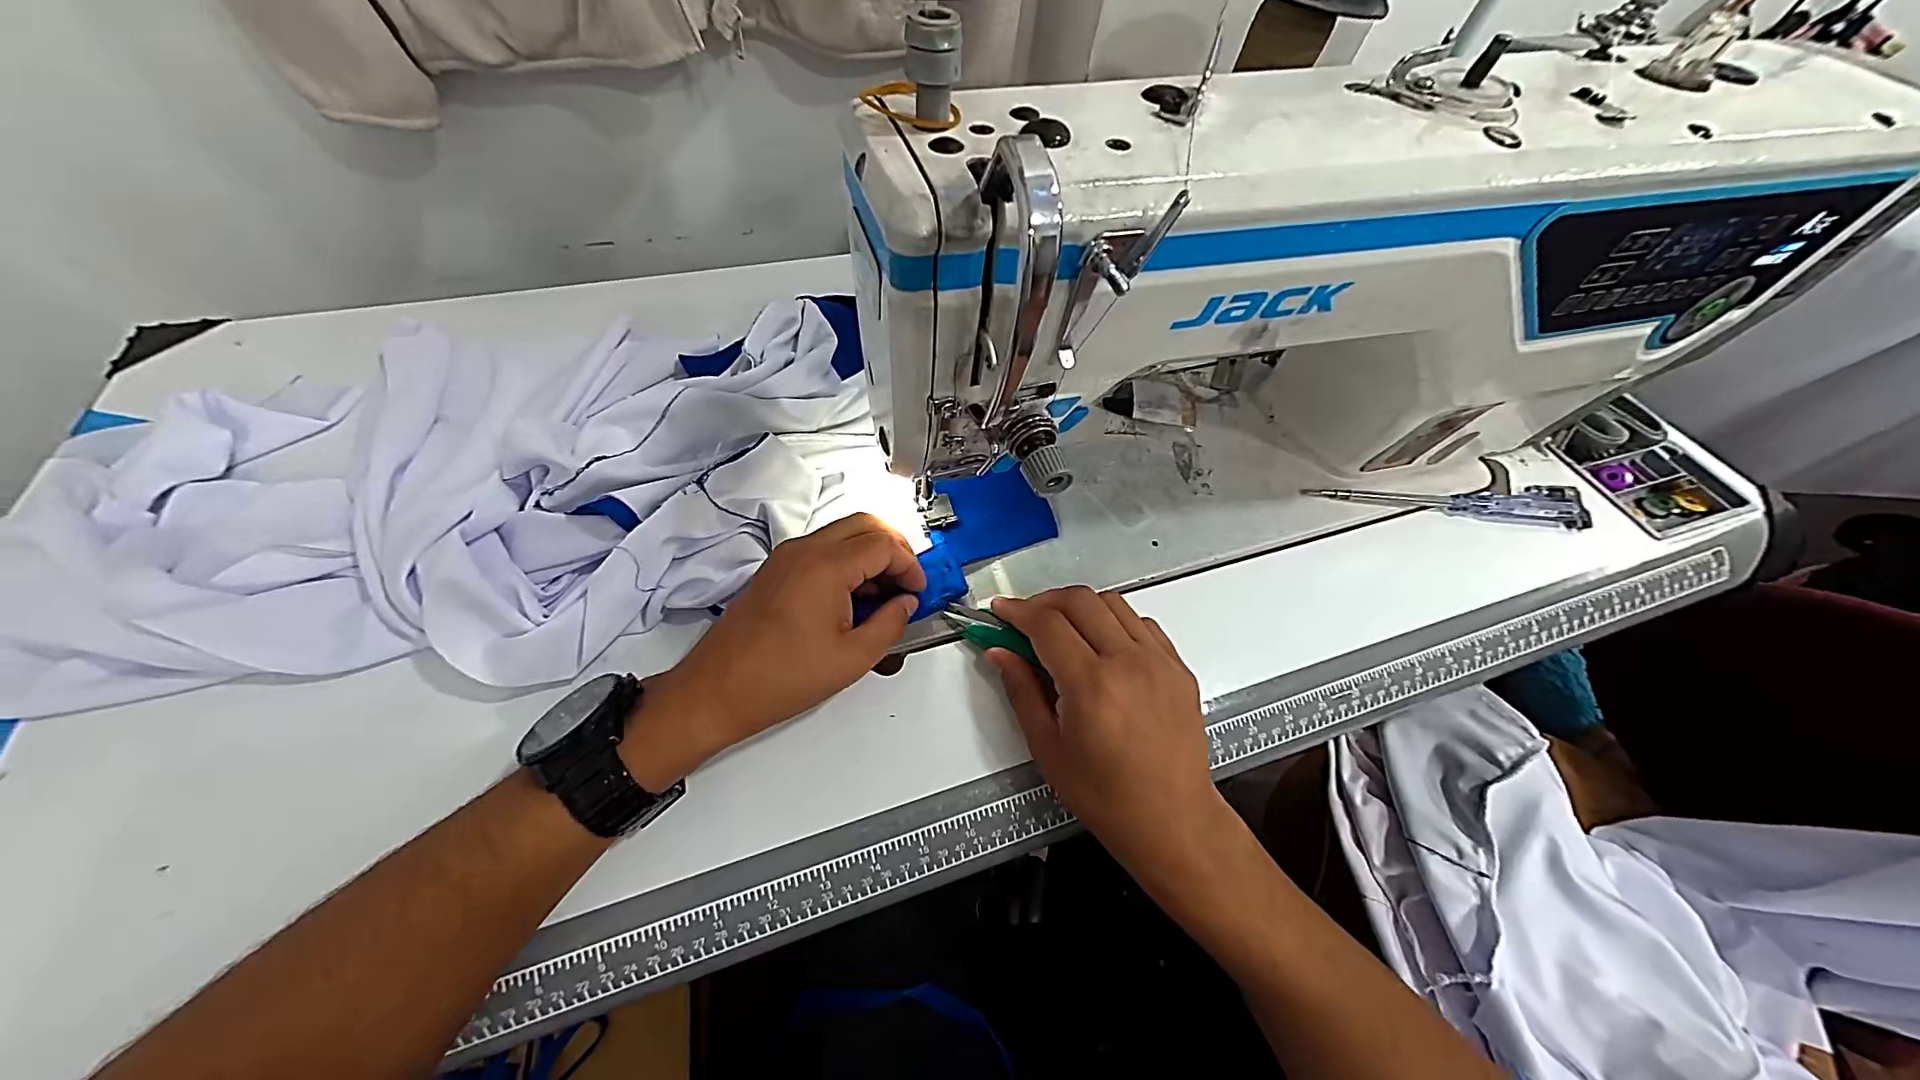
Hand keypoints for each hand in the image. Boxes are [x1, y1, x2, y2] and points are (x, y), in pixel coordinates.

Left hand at [621, 514, 925, 788]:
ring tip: (884, 596)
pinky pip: (822, 549)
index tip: (917, 589)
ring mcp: (786, 558)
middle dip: (895, 549)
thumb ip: (889, 624)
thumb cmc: (771, 678)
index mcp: (824, 567)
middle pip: (865, 524)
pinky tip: (854, 599)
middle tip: (908, 581)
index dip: (910, 565)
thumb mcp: (852, 658)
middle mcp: (802, 551)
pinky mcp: (776, 570)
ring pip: (843, 533)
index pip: (884, 544)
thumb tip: (904, 606)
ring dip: (871, 554)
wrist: (716, 691)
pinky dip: (847, 562)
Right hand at [987, 587, 1226, 882]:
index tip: (1003, 613)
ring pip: (1112, 602)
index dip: (1017, 612)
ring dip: (1079, 605)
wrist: (1172, 821)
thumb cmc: (1112, 798)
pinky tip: (1101, 641)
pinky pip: (1142, 622)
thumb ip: (1021, 690)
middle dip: (1044, 600)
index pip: (1046, 623)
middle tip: (1025, 618)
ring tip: (1061, 627)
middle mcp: (1130, 665)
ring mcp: (1159, 662)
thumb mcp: (1048, 748)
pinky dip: (1114, 620)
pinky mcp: (1177, 668)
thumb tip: (1001, 654)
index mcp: (1092, 686)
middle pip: (1078, 600)